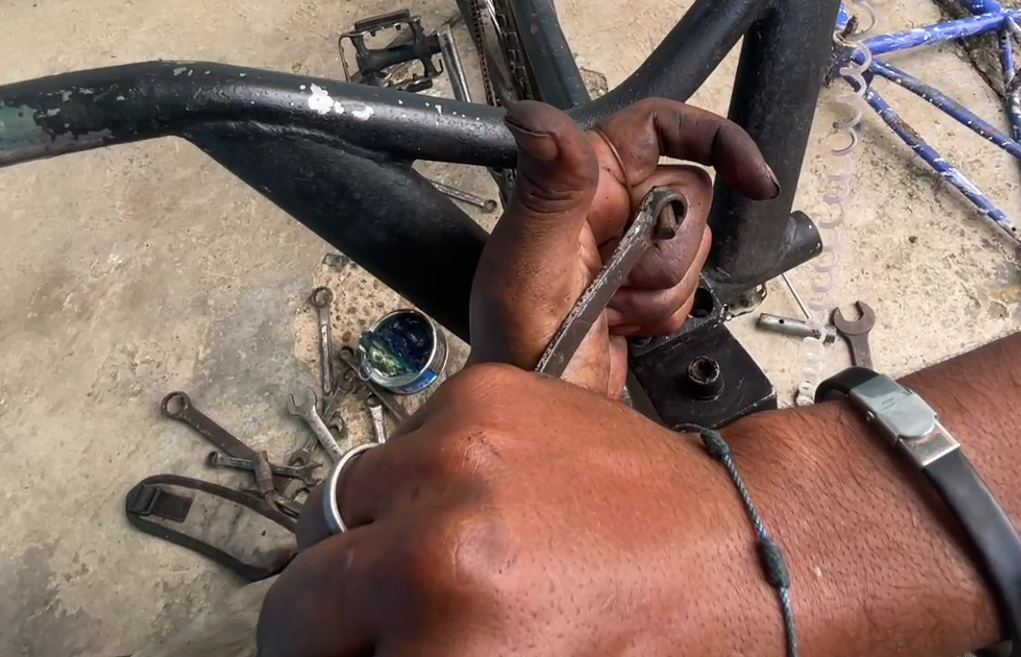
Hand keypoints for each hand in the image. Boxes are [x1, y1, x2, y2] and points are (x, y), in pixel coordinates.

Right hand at [256, 366, 793, 656]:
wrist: (725, 546)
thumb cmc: (649, 642)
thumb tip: (366, 653)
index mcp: (448, 647)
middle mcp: (438, 541)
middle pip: (295, 601)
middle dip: (331, 627)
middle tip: (380, 631)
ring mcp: (460, 449)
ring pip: (343, 505)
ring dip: (373, 539)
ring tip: (435, 557)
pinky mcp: (485, 390)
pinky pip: (406, 440)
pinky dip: (422, 475)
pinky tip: (477, 498)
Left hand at [467, 98, 778, 394]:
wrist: (540, 411)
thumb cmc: (517, 342)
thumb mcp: (533, 260)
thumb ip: (550, 187)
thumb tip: (533, 117)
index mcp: (582, 175)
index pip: (660, 124)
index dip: (714, 138)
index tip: (751, 175)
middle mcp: (612, 200)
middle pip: (692, 193)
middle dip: (668, 245)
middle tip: (617, 276)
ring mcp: (633, 244)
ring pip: (696, 244)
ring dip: (662, 287)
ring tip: (612, 306)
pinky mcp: (648, 284)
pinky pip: (690, 286)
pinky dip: (664, 311)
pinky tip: (622, 322)